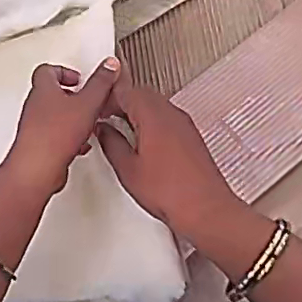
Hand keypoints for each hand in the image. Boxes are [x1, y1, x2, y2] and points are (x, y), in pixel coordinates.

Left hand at [3, 58, 122, 193]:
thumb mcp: (88, 103)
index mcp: (43, 89)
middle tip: (84, 97)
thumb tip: (109, 65)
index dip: (64, 71)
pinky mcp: (39, 144)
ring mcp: (35, 126)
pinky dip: (68, 136)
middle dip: (71, 95)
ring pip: (53, 115)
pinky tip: (81, 143)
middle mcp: (35, 106)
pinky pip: (54, 135)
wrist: (39, 166)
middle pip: (50, 92)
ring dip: (71, 117)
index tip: (79, 78)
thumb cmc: (54, 135)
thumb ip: (100, 83)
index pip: (47, 70)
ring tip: (87, 121)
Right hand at [94, 66, 244, 240]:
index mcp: (153, 116)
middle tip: (104, 114)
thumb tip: (104, 131)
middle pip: (141, 93)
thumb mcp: (127, 168)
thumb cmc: (173, 193)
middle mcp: (171, 114)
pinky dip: (150, 121)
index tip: (96, 107)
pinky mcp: (190, 136)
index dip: (106, 97)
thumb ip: (111, 142)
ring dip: (135, 110)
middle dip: (120, 101)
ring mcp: (183, 124)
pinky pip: (166, 117)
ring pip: (154, 104)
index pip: (125, 91)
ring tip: (119, 128)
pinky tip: (142, 140)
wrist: (206, 210)